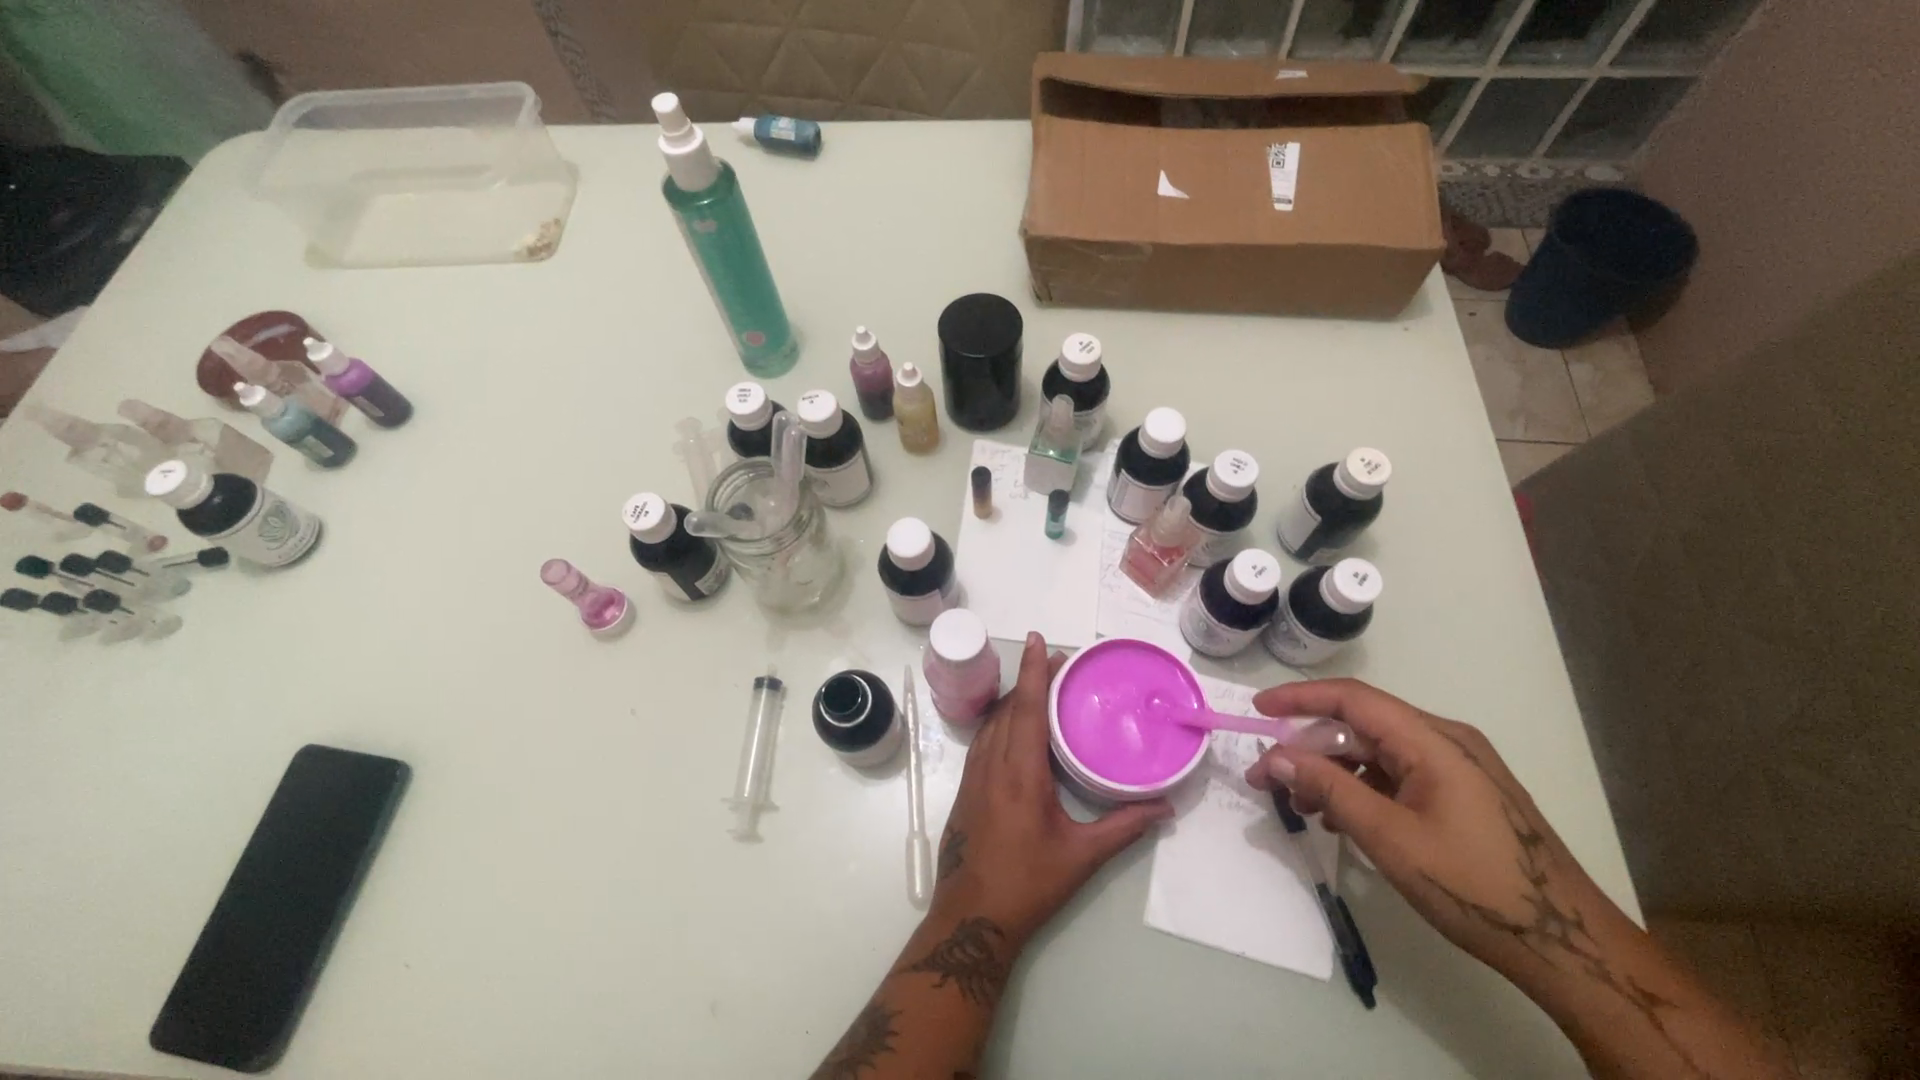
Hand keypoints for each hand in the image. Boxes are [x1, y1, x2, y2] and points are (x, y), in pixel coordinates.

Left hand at [930, 633, 1174, 948]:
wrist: (971, 919)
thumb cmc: (1028, 885)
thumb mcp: (1081, 857)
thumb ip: (1124, 827)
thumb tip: (1164, 807)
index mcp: (1020, 775)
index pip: (1025, 710)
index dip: (1033, 672)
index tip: (1039, 640)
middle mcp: (991, 767)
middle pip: (1007, 710)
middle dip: (1029, 680)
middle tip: (1057, 661)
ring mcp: (972, 779)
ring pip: (990, 725)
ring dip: (1011, 700)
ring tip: (1038, 687)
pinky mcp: (965, 792)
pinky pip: (982, 743)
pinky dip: (999, 723)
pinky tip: (1015, 729)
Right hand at [1245, 679, 1625, 983]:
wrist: (1566, 941)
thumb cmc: (1475, 885)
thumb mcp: (1390, 838)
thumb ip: (1329, 789)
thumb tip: (1275, 756)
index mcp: (1434, 741)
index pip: (1352, 698)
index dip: (1299, 698)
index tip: (1256, 711)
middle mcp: (1446, 741)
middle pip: (1361, 724)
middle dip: (1308, 746)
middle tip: (1267, 778)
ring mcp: (1458, 768)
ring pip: (1377, 750)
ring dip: (1333, 770)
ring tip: (1301, 806)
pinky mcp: (1463, 793)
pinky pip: (1398, 773)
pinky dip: (1362, 787)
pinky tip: (1342, 818)